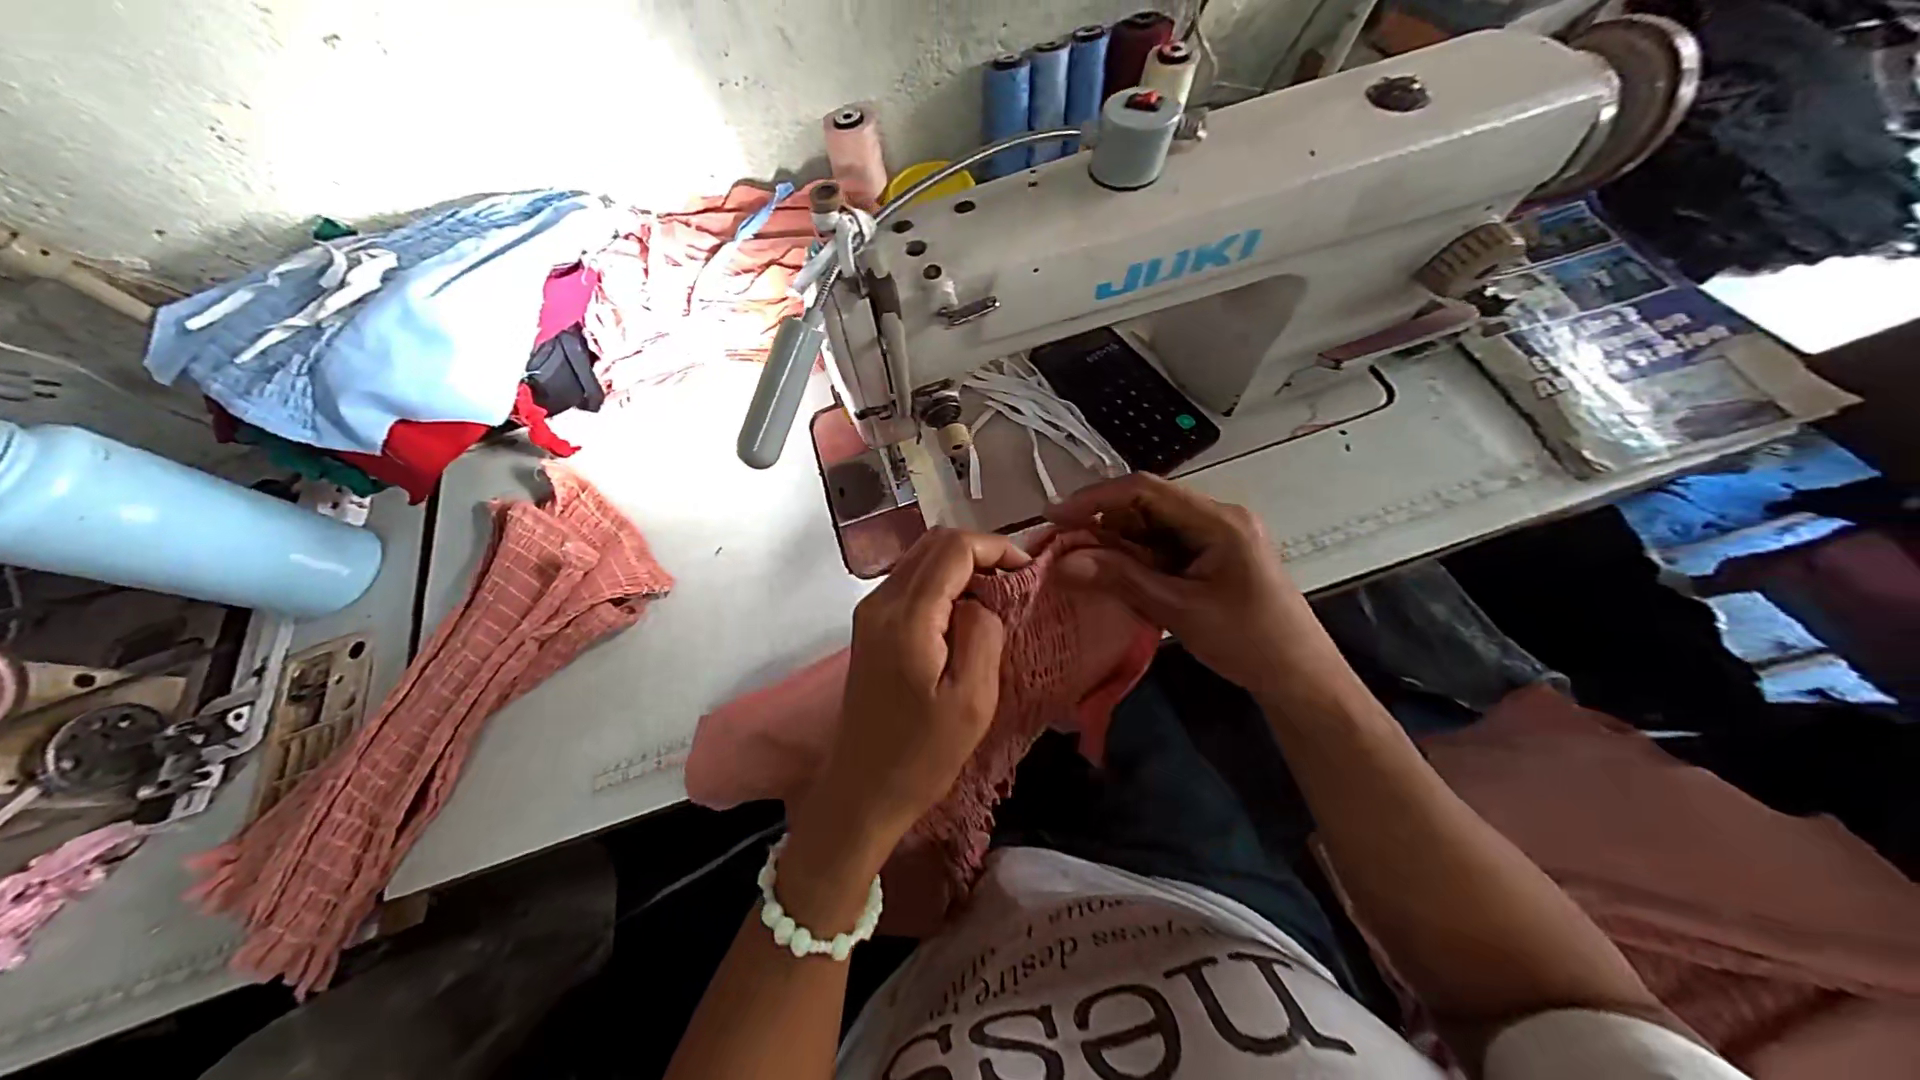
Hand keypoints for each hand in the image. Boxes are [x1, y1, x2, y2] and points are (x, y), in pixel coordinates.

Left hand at [796, 529, 1029, 860]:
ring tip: (995, 601)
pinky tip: (964, 617)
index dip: (995, 547)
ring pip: (921, 560)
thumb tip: (981, 601)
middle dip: (980, 553)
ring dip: (961, 568)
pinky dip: (943, 585)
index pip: (953, 548)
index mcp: (906, 617)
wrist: (862, 791)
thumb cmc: (922, 755)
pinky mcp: (870, 628)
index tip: (1027, 573)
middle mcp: (880, 602)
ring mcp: (870, 614)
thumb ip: (983, 633)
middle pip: (934, 544)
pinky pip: (911, 584)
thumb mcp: (972, 700)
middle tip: (1014, 585)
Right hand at [1046, 473, 1348, 703]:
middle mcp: (1217, 517)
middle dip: (1102, 524)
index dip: (1095, 498)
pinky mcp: (1213, 555)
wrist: (1300, 675)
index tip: (1054, 517)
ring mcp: (1216, 535)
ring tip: (1084, 567)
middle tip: (1063, 549)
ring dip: (1118, 544)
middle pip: (1146, 505)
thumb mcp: (1179, 610)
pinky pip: (1165, 545)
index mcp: (1218, 520)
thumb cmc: (1248, 641)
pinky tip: (1117, 578)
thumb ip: (1121, 579)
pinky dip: (1137, 559)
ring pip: (1152, 526)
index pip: (1145, 490)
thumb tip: (1064, 562)